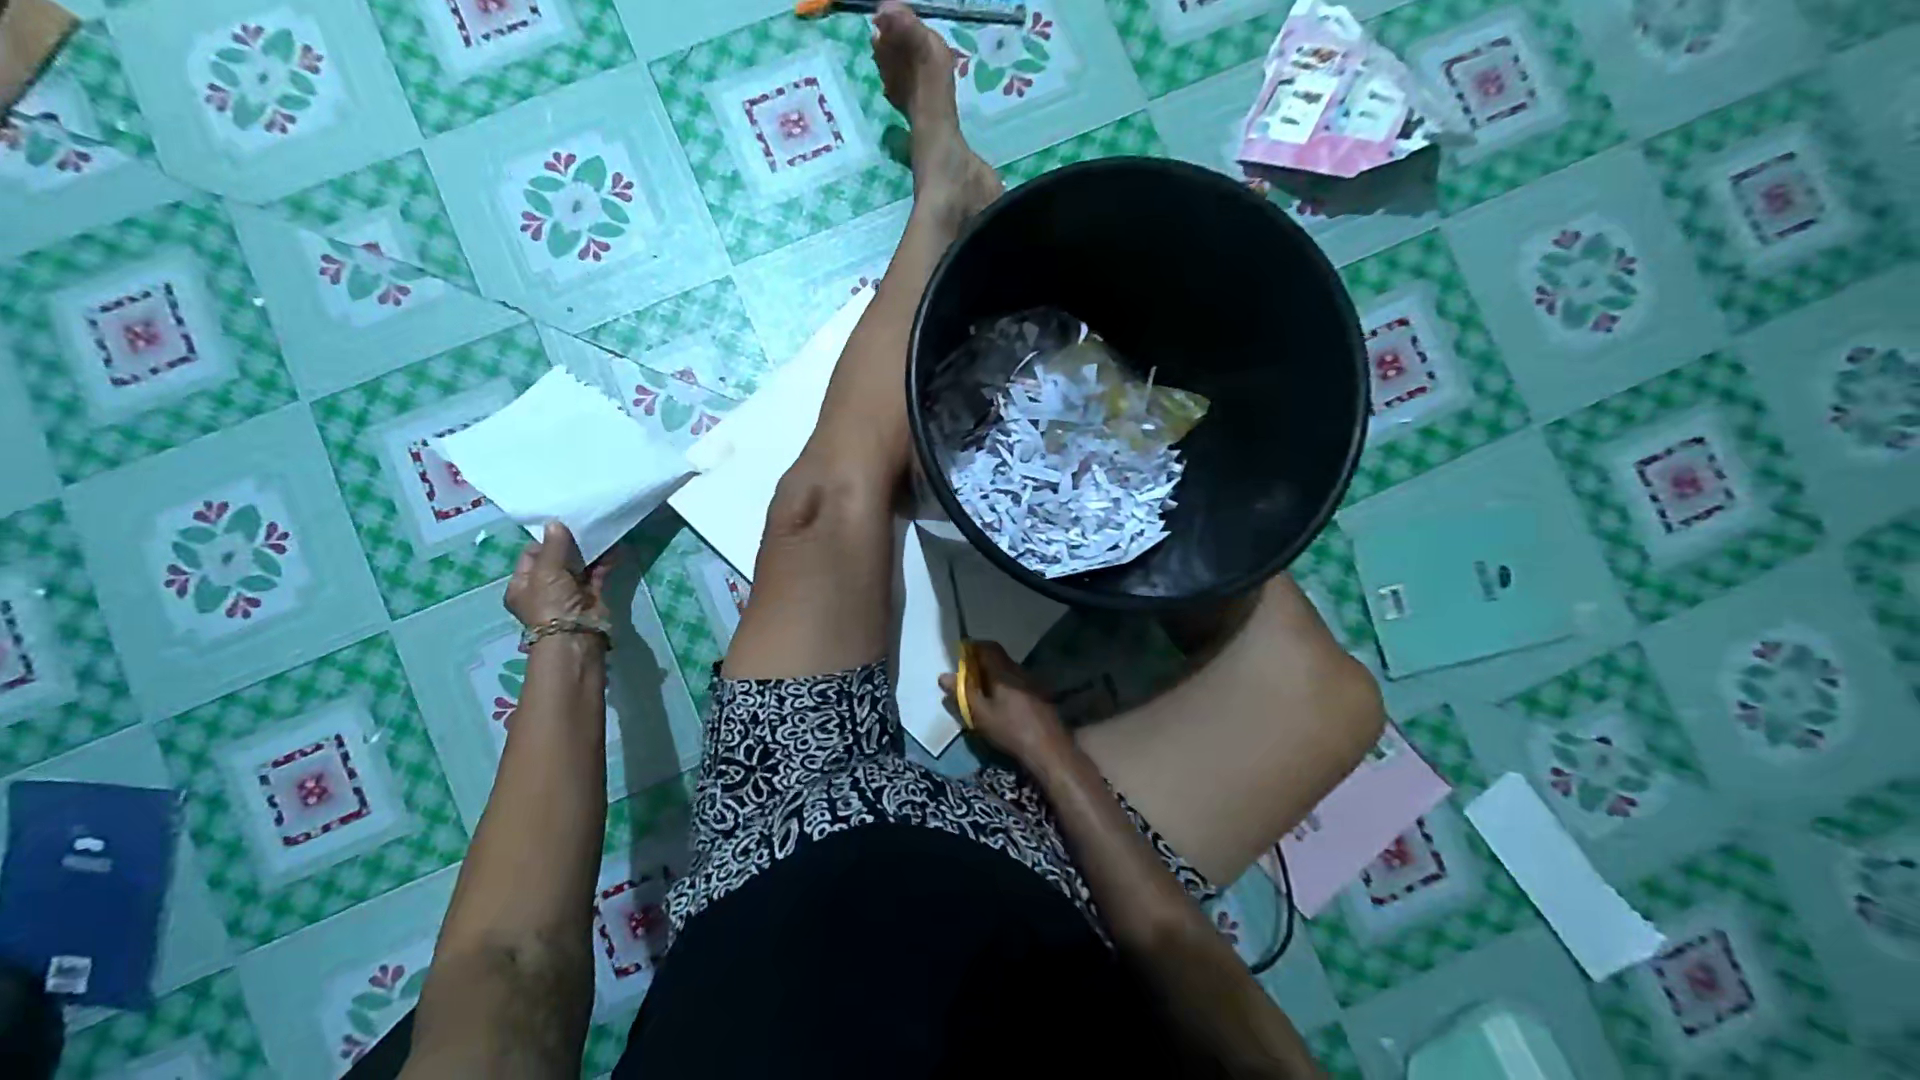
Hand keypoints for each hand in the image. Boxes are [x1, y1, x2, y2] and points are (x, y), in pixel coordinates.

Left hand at [506, 522, 613, 628]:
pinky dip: (605, 561)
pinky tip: (613, 547)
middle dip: (570, 544)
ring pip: (579, 565)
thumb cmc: (551, 603)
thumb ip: (553, 546)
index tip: (562, 526)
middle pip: (556, 559)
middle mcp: (544, 588)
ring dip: (589, 551)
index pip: (531, 555)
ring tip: (600, 532)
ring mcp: (569, 593)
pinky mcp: (591, 596)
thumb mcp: (546, 571)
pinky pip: (597, 573)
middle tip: (583, 526)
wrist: (576, 636)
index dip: (546, 540)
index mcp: (522, 585)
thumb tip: (555, 523)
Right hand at [939, 641, 1069, 766]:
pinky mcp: (1041, 695)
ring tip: (982, 693)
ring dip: (994, 676)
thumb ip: (962, 693)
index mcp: (1003, 671)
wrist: (1048, 748)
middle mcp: (1020, 671)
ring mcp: (1033, 682)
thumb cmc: (1010, 729)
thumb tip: (944, 676)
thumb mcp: (980, 714)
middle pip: (999, 658)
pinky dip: (1006, 686)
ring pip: (1009, 671)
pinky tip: (1002, 705)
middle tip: (967, 678)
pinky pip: (1018, 682)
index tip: (961, 656)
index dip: (973, 648)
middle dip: (982, 663)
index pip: (988, 647)